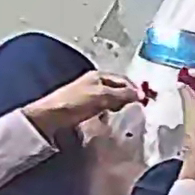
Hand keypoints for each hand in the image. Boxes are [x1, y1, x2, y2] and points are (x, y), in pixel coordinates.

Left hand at [23, 72, 138, 135]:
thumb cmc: (75, 103)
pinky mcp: (85, 106)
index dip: (136, 89)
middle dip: (129, 97)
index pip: (125, 80)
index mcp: (99, 75)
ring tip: (120, 113)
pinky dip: (110, 111)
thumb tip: (143, 95)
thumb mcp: (103, 96)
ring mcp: (90, 94)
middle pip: (120, 89)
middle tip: (134, 107)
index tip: (145, 101)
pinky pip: (105, 107)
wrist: (49, 118)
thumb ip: (125, 94)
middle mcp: (95, 82)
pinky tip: (109, 117)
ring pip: (113, 98)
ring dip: (119, 105)